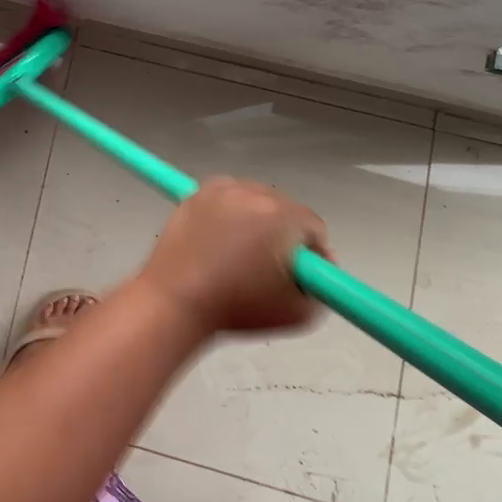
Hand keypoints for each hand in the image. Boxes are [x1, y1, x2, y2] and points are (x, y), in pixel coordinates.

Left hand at [135, 176, 327, 334]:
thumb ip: (324, 288)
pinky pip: (227, 196)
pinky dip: (231, 210)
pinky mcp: (196, 194)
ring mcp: (221, 190)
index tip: (301, 273)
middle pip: (284, 208)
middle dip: (284, 233)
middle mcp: (252, 193)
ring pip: (255, 199)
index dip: (312, 251)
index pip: (313, 226)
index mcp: (281, 216)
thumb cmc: (238, 306)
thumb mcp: (299, 311)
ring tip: (242, 253)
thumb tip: (319, 265)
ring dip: (257, 219)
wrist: (176, 298)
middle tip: (270, 265)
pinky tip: (223, 236)